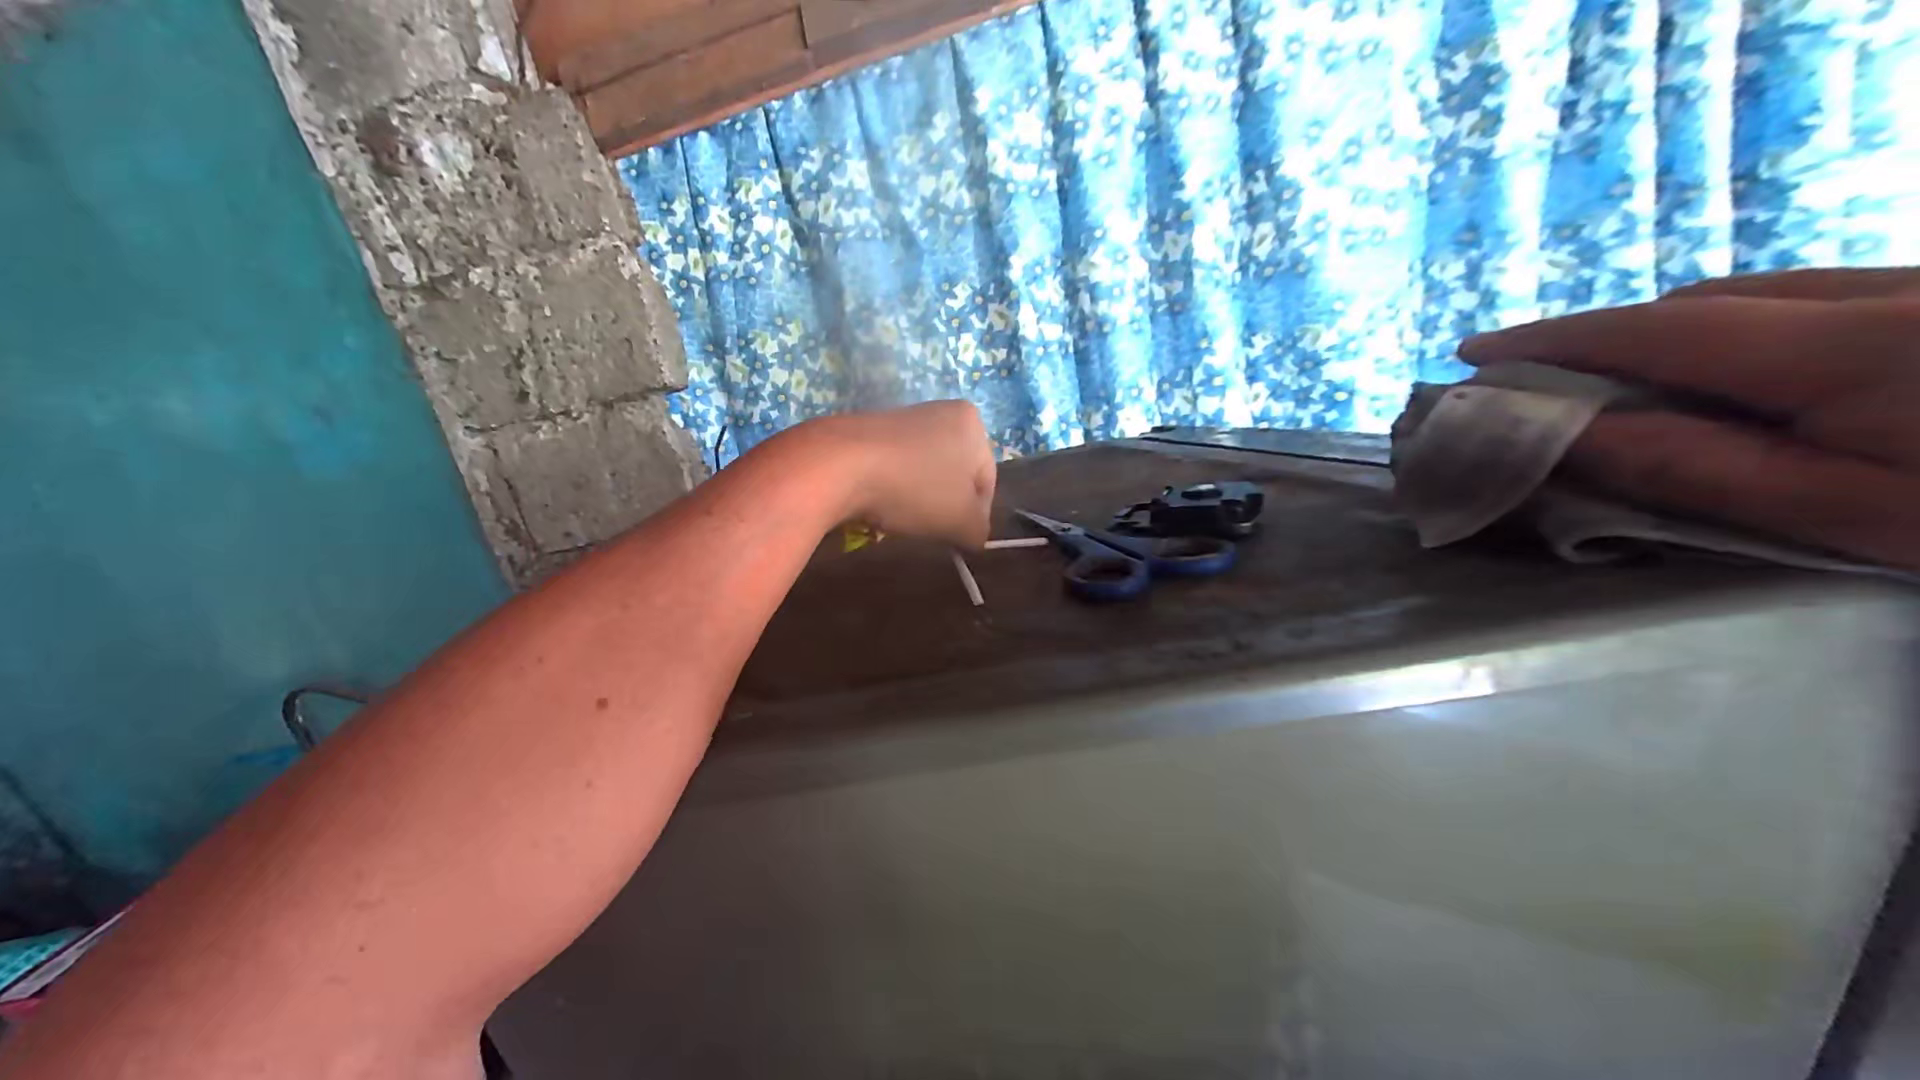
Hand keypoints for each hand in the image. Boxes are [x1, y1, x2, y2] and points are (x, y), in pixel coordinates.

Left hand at [798, 401, 997, 548]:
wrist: (839, 466)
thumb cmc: (914, 489)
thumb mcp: (960, 521)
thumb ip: (978, 532)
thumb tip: (974, 536)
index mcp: (972, 424)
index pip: (986, 482)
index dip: (976, 517)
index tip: (958, 540)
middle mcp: (942, 411)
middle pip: (955, 475)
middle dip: (945, 505)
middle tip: (930, 529)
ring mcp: (904, 417)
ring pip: (924, 472)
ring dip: (918, 498)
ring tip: (901, 517)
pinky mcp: (871, 429)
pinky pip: (895, 466)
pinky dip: (893, 487)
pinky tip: (880, 503)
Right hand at [1459, 268, 1919, 571]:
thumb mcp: (1843, 513)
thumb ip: (1697, 466)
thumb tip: (1565, 432)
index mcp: (1851, 344)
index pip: (1657, 329)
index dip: (1554, 339)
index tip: (1472, 354)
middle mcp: (1888, 289)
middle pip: (1703, 301)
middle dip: (1606, 338)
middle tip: (1541, 385)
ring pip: (1759, 296)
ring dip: (1671, 335)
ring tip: (1621, 384)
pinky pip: (1812, 301)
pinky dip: (1737, 332)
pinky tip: (1730, 376)